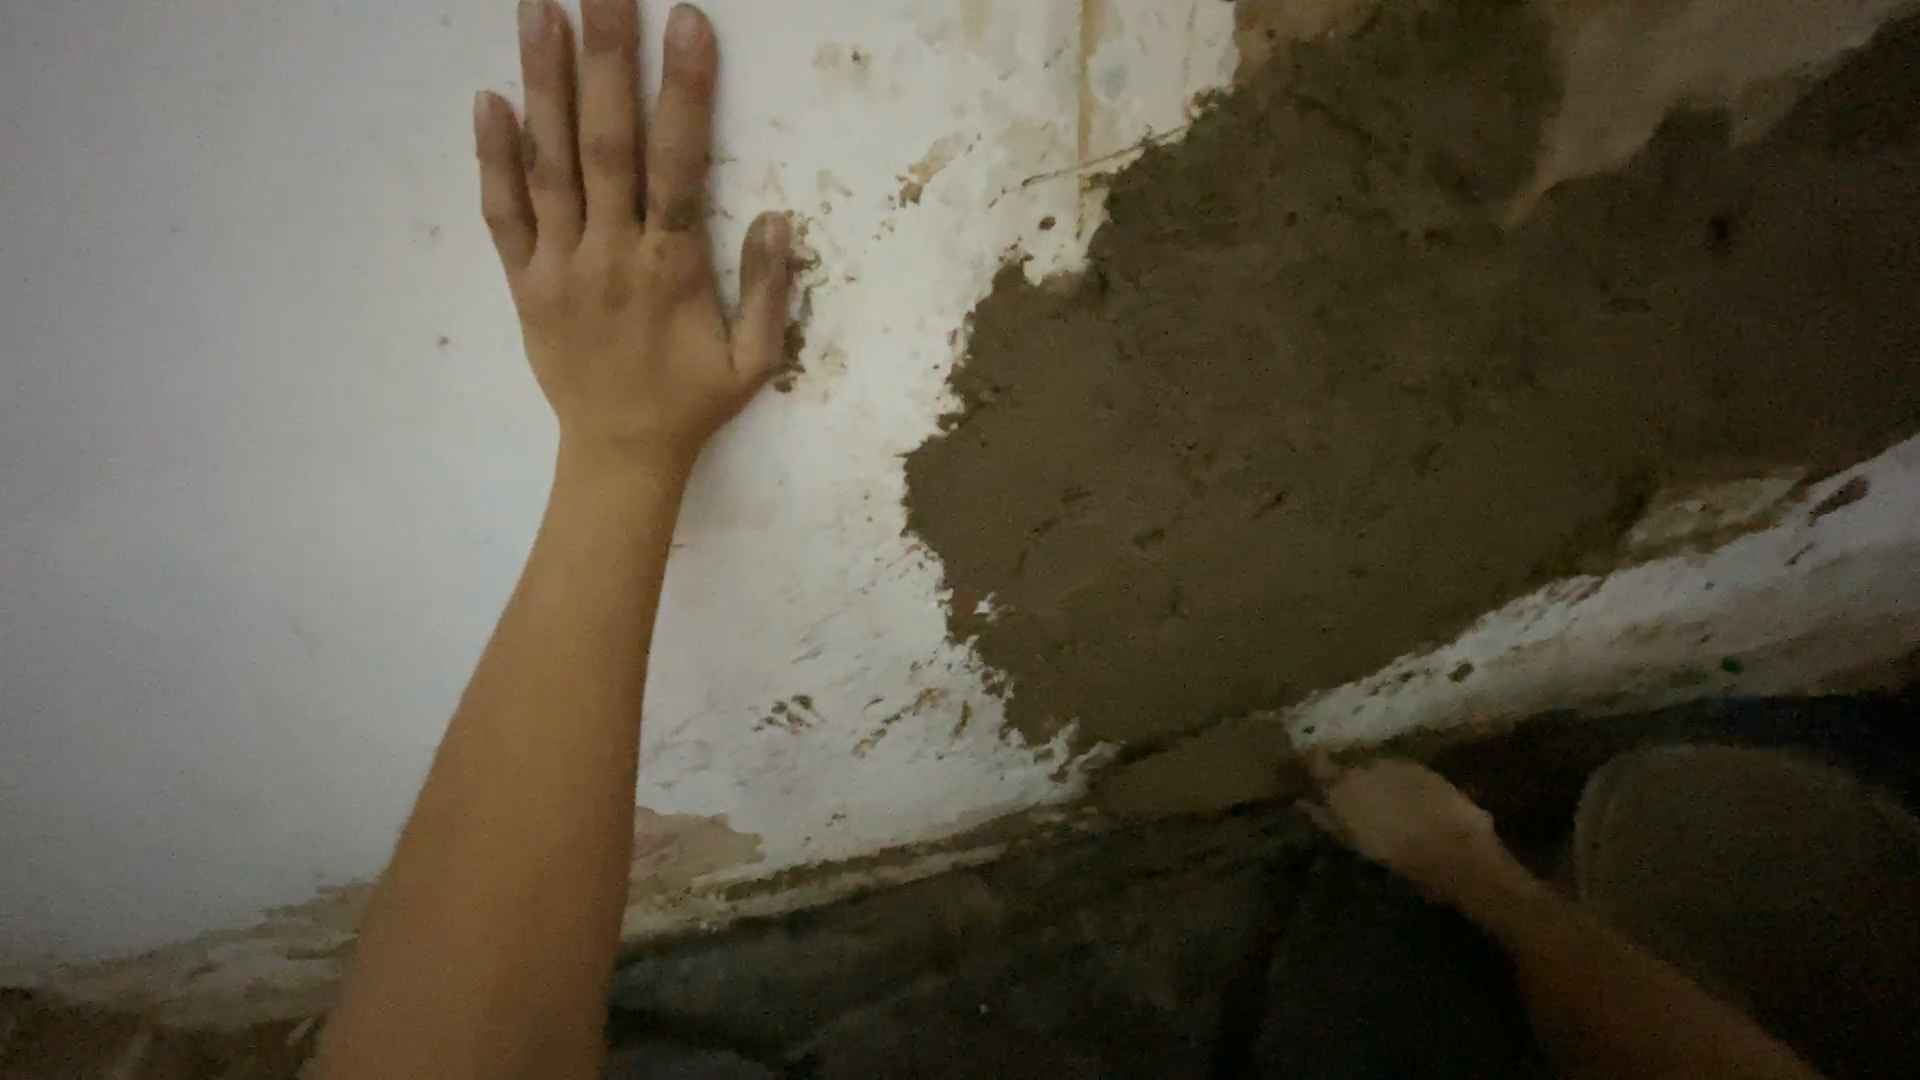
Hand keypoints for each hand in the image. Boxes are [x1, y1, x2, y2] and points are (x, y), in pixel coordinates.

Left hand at [474, 0, 792, 478]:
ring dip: (546, 82)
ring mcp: (560, 266)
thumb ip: (770, 293)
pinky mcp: (523, 284)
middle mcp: (611, 255)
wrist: (623, 452)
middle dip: (610, 57)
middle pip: (608, 142)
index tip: (689, 22)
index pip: (679, 165)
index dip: (685, 92)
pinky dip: (494, 156)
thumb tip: (776, 218)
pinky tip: (490, 98)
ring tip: (540, 7)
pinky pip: (504, 214)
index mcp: (672, 271)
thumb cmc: (694, 404)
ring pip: (551, 163)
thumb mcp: (756, 363)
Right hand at [1306, 753, 1525, 903]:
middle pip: (1349, 766)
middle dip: (1350, 778)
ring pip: (1377, 769)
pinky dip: (1403, 785)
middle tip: (1357, 801)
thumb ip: (1325, 817)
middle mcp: (1366, 765)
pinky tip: (1414, 806)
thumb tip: (1301, 801)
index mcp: (1344, 784)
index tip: (1312, 778)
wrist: (1461, 855)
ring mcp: (1398, 765)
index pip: (1316, 762)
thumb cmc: (1400, 856)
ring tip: (1389, 805)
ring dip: (1378, 781)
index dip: (1313, 766)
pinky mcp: (1425, 769)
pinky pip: (1404, 774)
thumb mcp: (1355, 841)